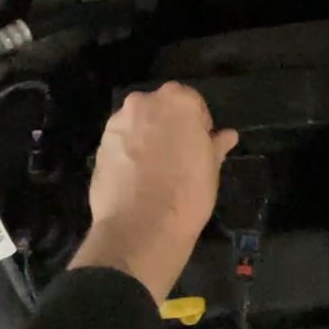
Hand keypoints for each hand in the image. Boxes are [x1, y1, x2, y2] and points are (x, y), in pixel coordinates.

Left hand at [69, 81, 238, 302]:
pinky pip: (121, 143)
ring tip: (155, 169)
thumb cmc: (187, 192)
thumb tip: (228, 135)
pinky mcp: (99, 147)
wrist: (140, 229)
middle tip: (179, 156)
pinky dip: (128, 153)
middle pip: (161, 108)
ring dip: (147, 138)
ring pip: (138, 124)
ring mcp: (118, 124)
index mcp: (177, 100)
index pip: (192, 102)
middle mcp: (144, 103)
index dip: (198, 125)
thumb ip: (216, 145)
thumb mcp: (210, 168)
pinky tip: (136, 178)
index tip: (200, 146)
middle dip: (169, 126)